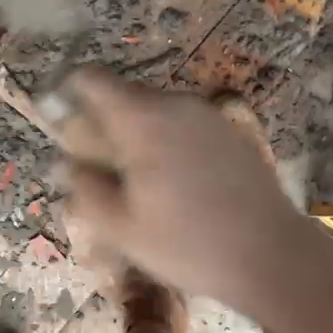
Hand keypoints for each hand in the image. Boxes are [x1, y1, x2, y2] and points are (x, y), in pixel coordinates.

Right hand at [48, 68, 318, 304]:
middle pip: (123, 97)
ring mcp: (205, 112)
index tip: (59, 119)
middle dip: (103, 126)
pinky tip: (176, 188)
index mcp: (141, 117)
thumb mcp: (122, 227)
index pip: (91, 78)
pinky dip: (166, 144)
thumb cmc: (188, 243)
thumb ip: (85, 186)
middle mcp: (173, 101)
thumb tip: (64, 161)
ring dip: (136, 137)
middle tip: (98, 170)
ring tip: (138, 187)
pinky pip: (182, 125)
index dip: (68, 91)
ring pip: (154, 113)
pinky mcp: (228, 129)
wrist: (272, 254)